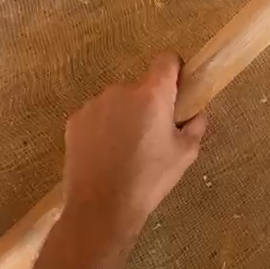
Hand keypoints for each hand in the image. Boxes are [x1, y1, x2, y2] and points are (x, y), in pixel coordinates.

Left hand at [50, 55, 207, 268]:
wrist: (101, 208)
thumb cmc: (150, 179)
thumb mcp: (186, 153)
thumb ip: (196, 125)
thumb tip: (196, 113)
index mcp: (153, 94)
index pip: (166, 60)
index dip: (174, 71)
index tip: (176, 91)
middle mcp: (122, 91)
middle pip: (141, 86)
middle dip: (149, 102)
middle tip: (152, 133)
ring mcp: (94, 105)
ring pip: (118, 101)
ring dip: (124, 115)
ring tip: (125, 149)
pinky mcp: (74, 121)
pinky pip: (96, 116)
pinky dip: (103, 128)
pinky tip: (105, 154)